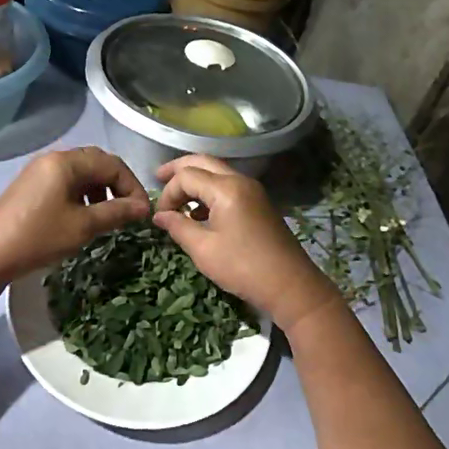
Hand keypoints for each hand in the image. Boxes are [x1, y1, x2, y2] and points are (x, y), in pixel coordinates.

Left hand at [0, 148, 150, 283]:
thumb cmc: (39, 236)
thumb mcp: (83, 226)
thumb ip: (117, 212)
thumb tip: (144, 207)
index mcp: (67, 162)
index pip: (112, 164)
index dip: (132, 186)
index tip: (143, 212)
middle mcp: (53, 158)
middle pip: (96, 162)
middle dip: (117, 184)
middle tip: (129, 210)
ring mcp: (39, 170)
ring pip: (81, 172)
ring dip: (100, 189)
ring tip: (107, 214)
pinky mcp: (31, 185)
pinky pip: (65, 181)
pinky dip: (82, 193)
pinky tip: (83, 215)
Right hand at [152, 155, 339, 331]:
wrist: (291, 285)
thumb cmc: (243, 267)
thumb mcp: (203, 249)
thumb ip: (178, 227)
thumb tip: (160, 215)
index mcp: (226, 188)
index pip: (187, 176)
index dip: (168, 192)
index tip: (160, 216)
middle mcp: (241, 181)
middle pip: (203, 162)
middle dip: (179, 169)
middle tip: (158, 178)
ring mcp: (253, 191)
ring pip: (217, 173)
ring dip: (195, 180)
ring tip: (176, 198)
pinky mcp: (259, 203)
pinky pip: (229, 186)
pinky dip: (210, 192)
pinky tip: (199, 213)